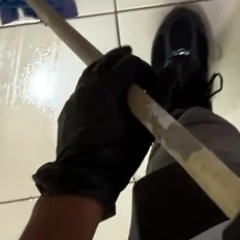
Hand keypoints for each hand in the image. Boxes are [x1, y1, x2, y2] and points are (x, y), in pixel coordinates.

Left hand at [32, 47, 154, 217]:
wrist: (83, 179)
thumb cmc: (119, 153)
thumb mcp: (145, 125)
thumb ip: (159, 94)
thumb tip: (171, 71)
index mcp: (107, 87)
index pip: (129, 62)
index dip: (145, 69)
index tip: (153, 84)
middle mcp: (88, 86)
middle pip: (107, 60)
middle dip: (125, 62)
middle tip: (141, 76)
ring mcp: (75, 97)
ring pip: (92, 71)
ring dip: (109, 72)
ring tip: (123, 82)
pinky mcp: (68, 110)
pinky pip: (84, 88)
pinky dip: (96, 86)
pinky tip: (105, 100)